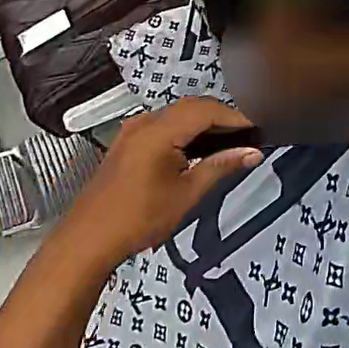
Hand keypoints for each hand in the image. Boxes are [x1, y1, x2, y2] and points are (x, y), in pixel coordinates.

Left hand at [50, 98, 261, 268]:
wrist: (88, 241)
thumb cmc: (140, 219)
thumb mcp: (187, 194)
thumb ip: (221, 166)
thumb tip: (254, 153)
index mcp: (158, 132)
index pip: (207, 110)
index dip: (236, 117)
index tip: (260, 129)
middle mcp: (144, 123)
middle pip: (193, 106)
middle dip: (223, 116)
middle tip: (249, 135)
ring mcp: (133, 131)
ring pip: (179, 113)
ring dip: (206, 122)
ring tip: (231, 141)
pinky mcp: (128, 142)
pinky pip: (165, 124)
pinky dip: (188, 129)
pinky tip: (201, 147)